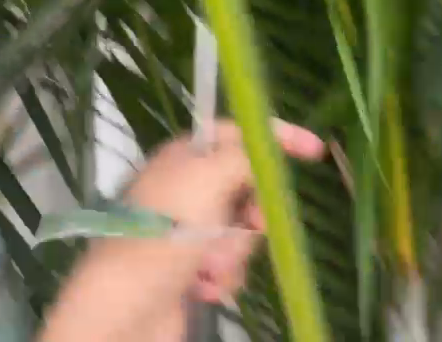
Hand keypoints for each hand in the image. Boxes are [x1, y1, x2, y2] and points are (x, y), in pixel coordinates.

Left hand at [38, 120, 325, 341]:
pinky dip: (222, 276)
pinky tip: (202, 287)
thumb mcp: (210, 178)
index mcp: (186, 154)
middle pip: (246, 185)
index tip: (316, 151)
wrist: (124, 308)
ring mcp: (188, 228)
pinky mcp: (189, 267)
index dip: (278, 138)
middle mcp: (187, 185)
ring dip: (234, 251)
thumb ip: (245, 157)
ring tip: (210, 267)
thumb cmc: (164, 231)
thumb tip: (262, 153)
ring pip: (241, 230)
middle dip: (252, 213)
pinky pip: (229, 263)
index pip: (241, 132)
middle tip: (252, 225)